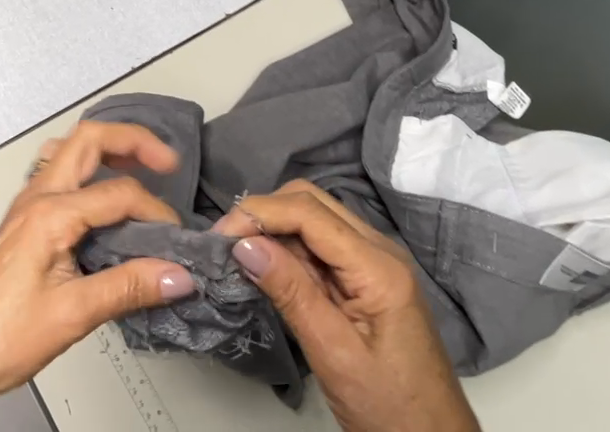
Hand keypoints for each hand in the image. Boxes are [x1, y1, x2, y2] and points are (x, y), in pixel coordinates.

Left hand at [0, 122, 198, 431]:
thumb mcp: (73, 315)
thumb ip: (128, 288)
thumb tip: (175, 275)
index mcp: (48, 215)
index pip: (118, 193)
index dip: (155, 211)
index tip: (175, 239)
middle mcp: (34, 199)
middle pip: (88, 139)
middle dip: (132, 140)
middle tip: (166, 159)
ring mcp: (26, 206)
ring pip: (70, 150)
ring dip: (107, 147)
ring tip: (139, 162)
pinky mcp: (24, 220)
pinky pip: (58, 173)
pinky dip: (88, 168)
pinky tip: (101, 192)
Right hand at [213, 180, 478, 431]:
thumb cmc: (390, 407)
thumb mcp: (334, 354)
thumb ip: (291, 293)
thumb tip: (243, 245)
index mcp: (378, 266)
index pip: (308, 211)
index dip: (258, 214)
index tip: (219, 238)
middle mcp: (378, 250)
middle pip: (310, 201)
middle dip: (263, 213)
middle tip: (226, 245)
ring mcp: (373, 262)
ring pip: (313, 218)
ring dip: (273, 228)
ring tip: (238, 255)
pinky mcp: (364, 278)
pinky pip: (319, 245)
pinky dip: (287, 248)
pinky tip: (265, 268)